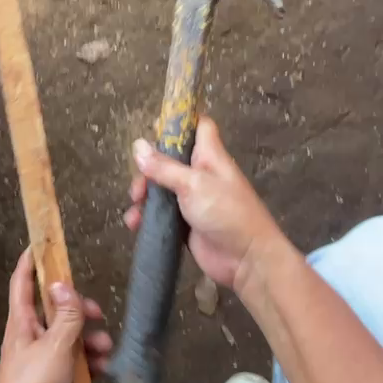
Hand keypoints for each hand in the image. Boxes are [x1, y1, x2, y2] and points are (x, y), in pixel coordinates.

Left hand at [0, 249, 112, 382]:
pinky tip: (104, 369)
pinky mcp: (52, 379)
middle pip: (53, 310)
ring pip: (67, 336)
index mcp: (21, 323)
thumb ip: (65, 316)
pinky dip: (88, 362)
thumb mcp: (55, 346)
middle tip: (96, 311)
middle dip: (76, 308)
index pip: (22, 283)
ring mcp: (40, 358)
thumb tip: (63, 284)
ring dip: (88, 338)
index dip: (29, 262)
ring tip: (106, 348)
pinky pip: (73, 361)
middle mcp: (28, 336)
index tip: (39, 244)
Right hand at [125, 117, 290, 288]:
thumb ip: (164, 167)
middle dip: (148, 169)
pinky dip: (146, 216)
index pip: (198, 127)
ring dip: (143, 195)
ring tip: (135, 207)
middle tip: (139, 186)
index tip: (155, 127)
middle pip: (168, 159)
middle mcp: (200, 174)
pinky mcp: (185, 222)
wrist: (246, 260)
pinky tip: (136, 223)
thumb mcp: (193, 184)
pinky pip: (160, 213)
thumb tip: (138, 145)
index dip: (179, 122)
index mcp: (209, 156)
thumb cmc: (227, 213)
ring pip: (160, 187)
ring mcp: (192, 199)